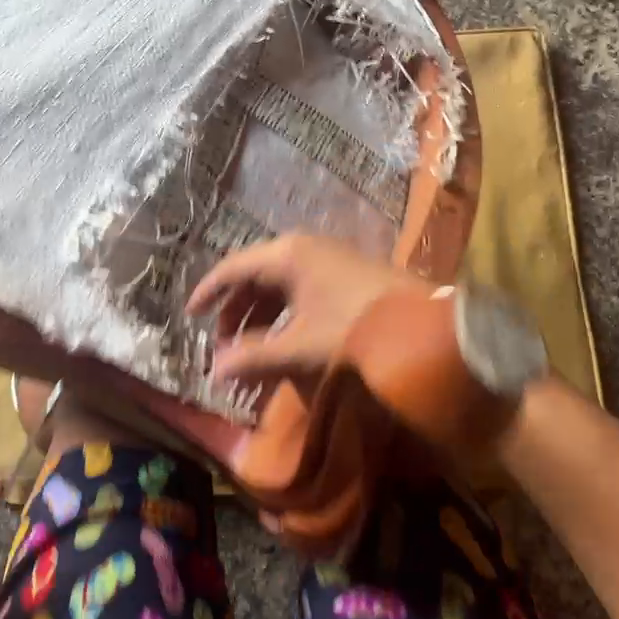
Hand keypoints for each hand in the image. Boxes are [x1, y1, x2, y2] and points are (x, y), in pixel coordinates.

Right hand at [186, 235, 431, 391]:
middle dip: (235, 310)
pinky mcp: (344, 274)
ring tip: (250, 348)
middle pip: (254, 274)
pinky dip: (284, 314)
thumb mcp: (302, 347)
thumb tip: (214, 369)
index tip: (189, 317)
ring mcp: (326, 259)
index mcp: (287, 255)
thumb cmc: (358, 330)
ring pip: (278, 283)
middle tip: (223, 343)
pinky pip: (299, 289)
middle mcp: (303, 248)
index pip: (232, 267)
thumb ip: (256, 358)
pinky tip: (284, 340)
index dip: (208, 292)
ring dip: (260, 314)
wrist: (429, 325)